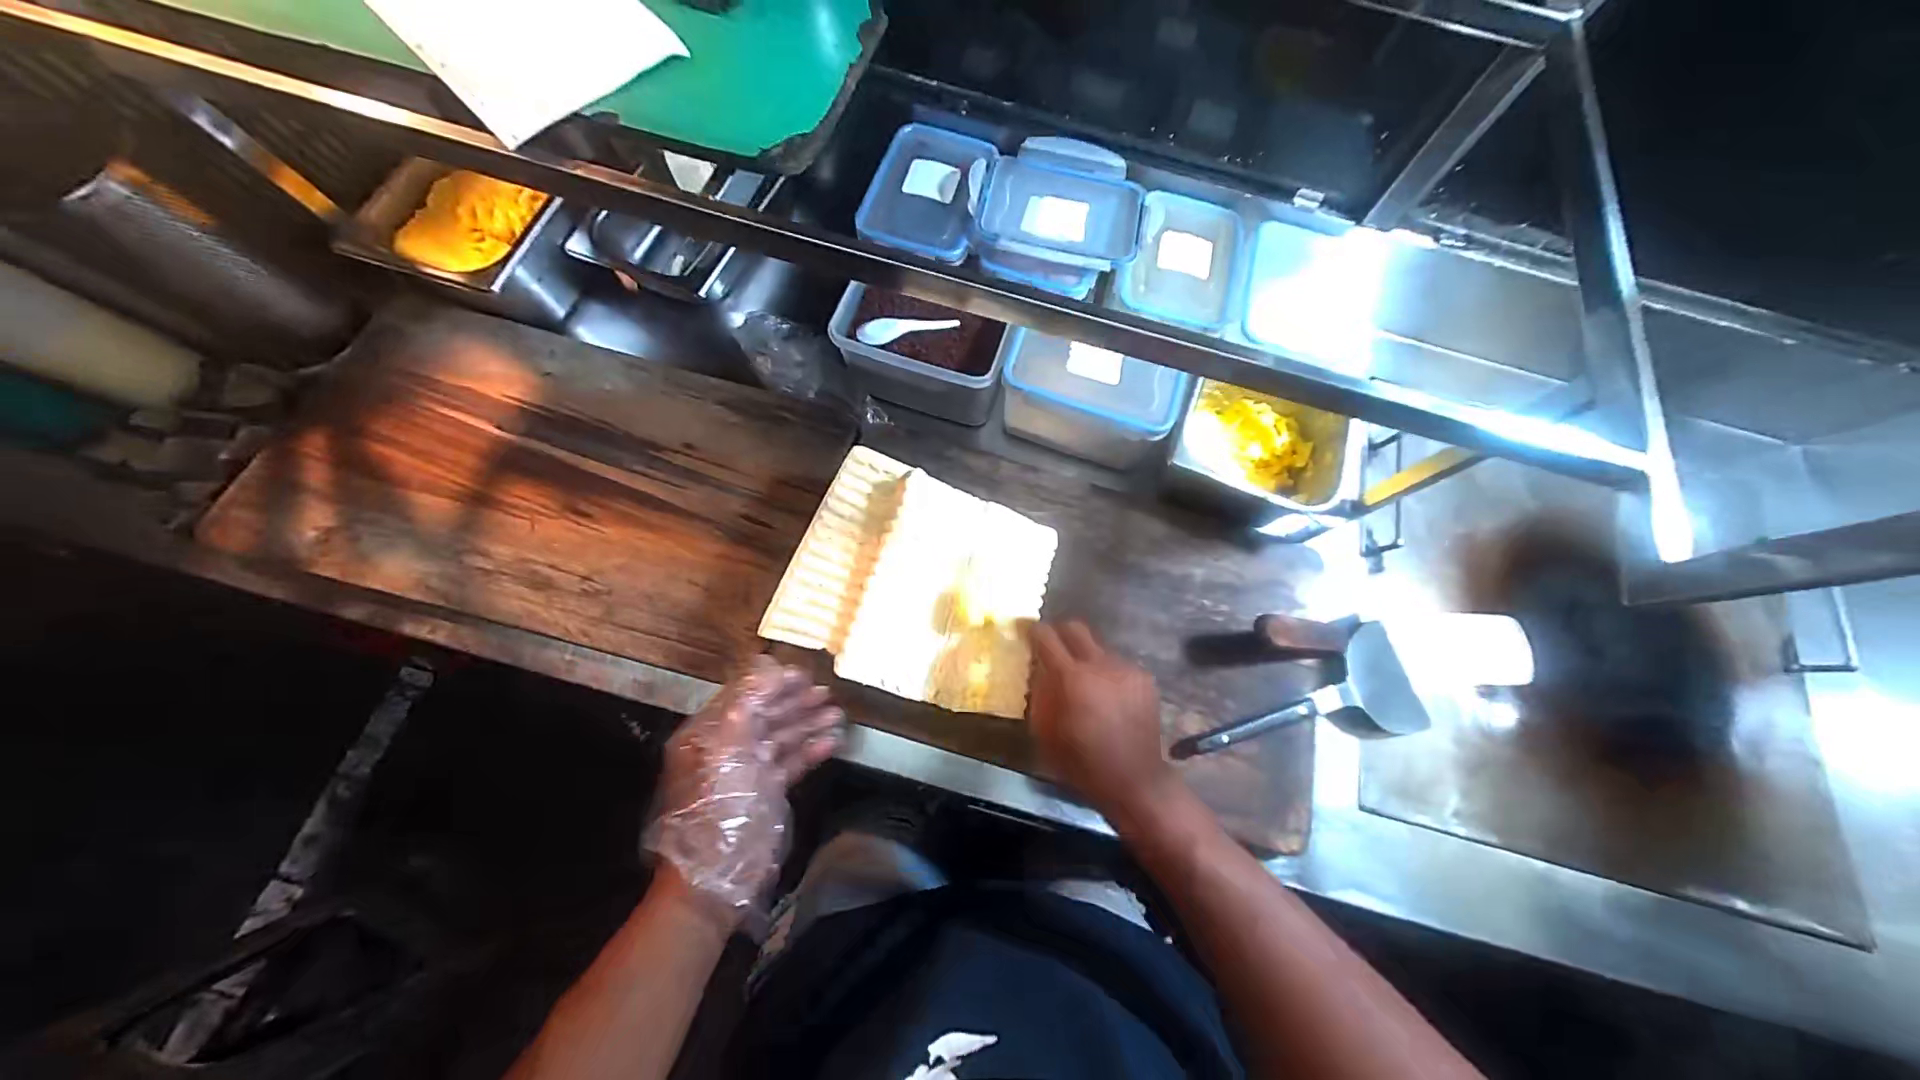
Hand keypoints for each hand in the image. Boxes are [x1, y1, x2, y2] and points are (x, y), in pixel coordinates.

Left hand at [644, 655, 843, 920]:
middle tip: (826, 693)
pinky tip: (832, 743)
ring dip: (808, 724)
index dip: (772, 684)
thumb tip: (768, 667)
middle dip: (795, 702)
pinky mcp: (766, 793)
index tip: (803, 673)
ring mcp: (748, 773)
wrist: (717, 874)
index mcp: (709, 736)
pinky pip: (791, 764)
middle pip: (765, 716)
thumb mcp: (729, 749)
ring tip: (837, 714)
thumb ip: (748, 704)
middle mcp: (727, 750)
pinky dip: (810, 752)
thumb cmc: (720, 806)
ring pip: (781, 739)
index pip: (742, 698)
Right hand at [1029, 620, 1180, 822]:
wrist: (1134, 780)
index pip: (1047, 638)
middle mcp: (1100, 665)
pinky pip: (1117, 664)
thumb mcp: (1046, 733)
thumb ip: (1039, 695)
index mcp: (1072, 678)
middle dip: (1059, 632)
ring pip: (1098, 647)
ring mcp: (1126, 669)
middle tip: (1051, 647)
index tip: (1026, 631)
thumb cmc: (1083, 763)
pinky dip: (1106, 672)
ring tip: (1083, 681)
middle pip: (1075, 628)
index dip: (1033, 631)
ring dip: (1085, 656)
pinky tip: (1106, 695)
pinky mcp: (1144, 677)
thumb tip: (1038, 671)